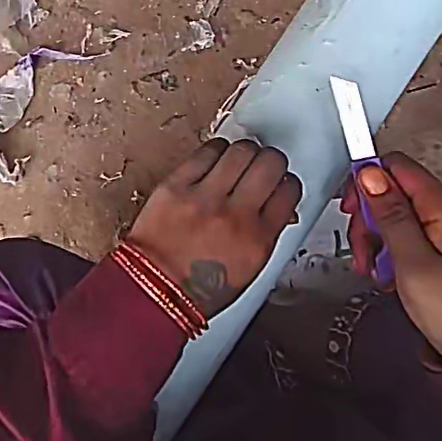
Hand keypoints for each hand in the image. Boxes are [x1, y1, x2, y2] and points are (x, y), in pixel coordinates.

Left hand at [126, 139, 302, 319]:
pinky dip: (215, 150)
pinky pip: (205, 152)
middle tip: (261, 164)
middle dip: (270, 160)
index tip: (279, 180)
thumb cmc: (197, 288)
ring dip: (244, 151)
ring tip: (238, 159)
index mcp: (258, 239)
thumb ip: (264, 235)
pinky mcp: (176, 185)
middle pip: (270, 163)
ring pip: (240, 151)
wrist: (153, 290)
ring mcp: (204, 198)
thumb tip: (273, 209)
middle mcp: (235, 215)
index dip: (286, 181)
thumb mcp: (248, 270)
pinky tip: (214, 157)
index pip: (288, 191)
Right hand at [344, 153, 441, 366]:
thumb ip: (390, 215)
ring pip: (397, 213)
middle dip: (369, 215)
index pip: (399, 167)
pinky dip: (391, 249)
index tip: (350, 206)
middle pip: (395, 191)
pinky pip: (409, 233)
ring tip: (375, 269)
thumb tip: (371, 174)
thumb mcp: (413, 263)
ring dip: (377, 237)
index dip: (368, 179)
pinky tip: (390, 273)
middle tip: (362, 248)